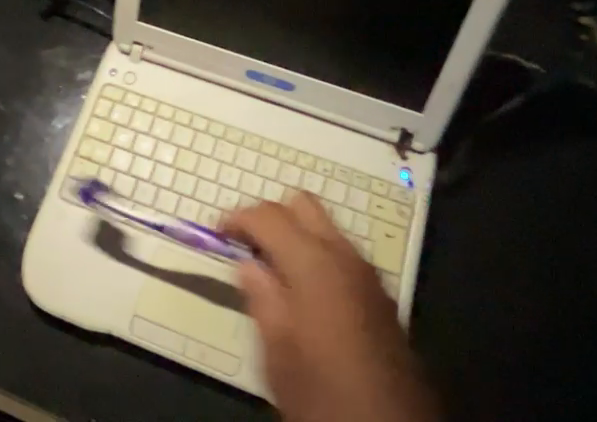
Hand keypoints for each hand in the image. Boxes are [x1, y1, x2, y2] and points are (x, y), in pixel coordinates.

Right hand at [225, 194, 440, 421]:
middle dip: (271, 216)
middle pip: (302, 205)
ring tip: (272, 269)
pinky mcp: (379, 291)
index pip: (269, 216)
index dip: (238, 218)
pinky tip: (303, 290)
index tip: (218, 234)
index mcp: (313, 263)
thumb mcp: (277, 352)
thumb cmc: (323, 392)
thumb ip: (261, 297)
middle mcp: (343, 254)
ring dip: (296, 233)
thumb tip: (248, 264)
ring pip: (325, 225)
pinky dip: (317, 253)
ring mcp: (366, 271)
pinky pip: (342, 251)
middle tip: (247, 246)